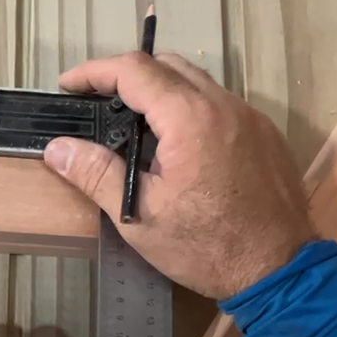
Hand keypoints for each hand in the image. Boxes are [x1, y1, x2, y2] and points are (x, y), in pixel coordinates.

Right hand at [43, 52, 316, 299]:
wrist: (280, 271)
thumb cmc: (205, 246)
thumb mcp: (139, 214)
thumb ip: (96, 173)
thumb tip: (57, 148)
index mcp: (190, 118)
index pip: (135, 70)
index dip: (95, 71)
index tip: (68, 84)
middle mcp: (223, 104)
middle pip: (167, 65)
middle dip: (126, 75)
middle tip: (96, 101)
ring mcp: (249, 117)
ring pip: (196, 82)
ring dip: (159, 91)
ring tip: (131, 123)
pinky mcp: (264, 134)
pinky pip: (219, 104)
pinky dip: (188, 108)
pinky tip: (174, 145)